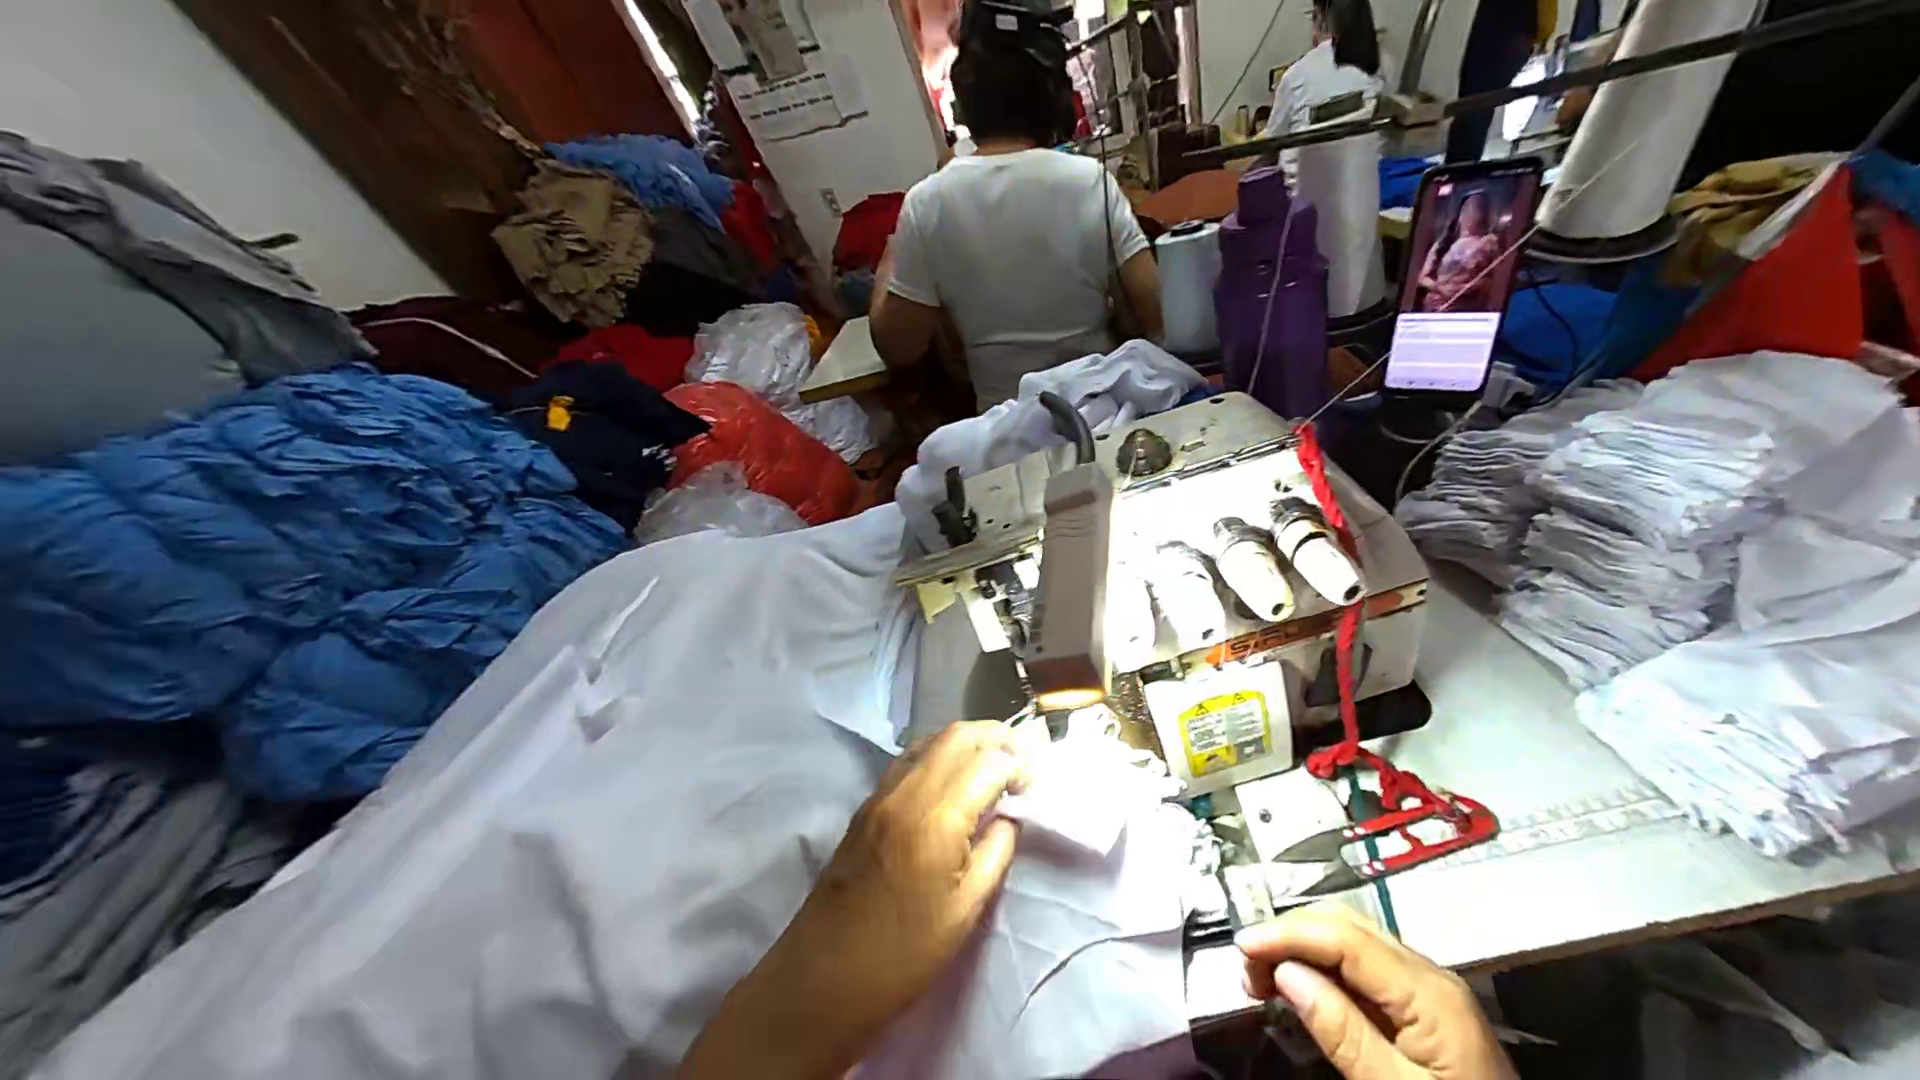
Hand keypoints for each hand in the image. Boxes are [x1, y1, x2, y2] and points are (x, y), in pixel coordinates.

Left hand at [679, 721, 1027, 1079]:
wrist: (824, 976)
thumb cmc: (904, 954)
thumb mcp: (966, 910)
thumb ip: (996, 850)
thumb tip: (1008, 815)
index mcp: (936, 818)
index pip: (988, 762)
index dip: (1018, 765)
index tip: (1032, 785)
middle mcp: (907, 791)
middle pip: (958, 735)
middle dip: (996, 737)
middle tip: (1019, 762)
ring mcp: (881, 793)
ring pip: (931, 739)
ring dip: (966, 741)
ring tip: (991, 765)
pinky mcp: (867, 803)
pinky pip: (910, 758)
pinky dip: (939, 754)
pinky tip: (953, 778)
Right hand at [1237, 903, 1515, 1079]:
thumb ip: (1344, 1033)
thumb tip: (1286, 974)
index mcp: (1429, 992)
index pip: (1343, 935)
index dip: (1285, 933)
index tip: (1242, 948)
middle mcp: (1428, 974)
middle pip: (1344, 923)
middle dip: (1287, 934)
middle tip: (1248, 968)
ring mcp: (1426, 987)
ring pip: (1348, 936)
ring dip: (1299, 946)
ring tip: (1264, 976)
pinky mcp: (1420, 1005)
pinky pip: (1359, 964)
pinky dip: (1319, 964)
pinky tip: (1299, 986)